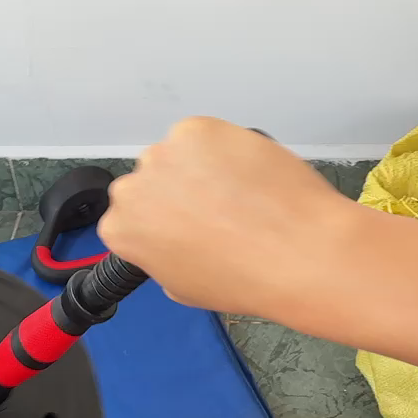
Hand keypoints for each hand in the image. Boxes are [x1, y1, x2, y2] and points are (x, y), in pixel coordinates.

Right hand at [99, 116, 360, 316]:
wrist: (296, 252)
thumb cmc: (245, 277)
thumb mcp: (183, 288)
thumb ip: (160, 256)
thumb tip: (172, 240)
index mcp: (121, 229)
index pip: (127, 218)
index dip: (159, 223)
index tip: (179, 228)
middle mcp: (132, 188)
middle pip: (148, 181)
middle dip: (174, 192)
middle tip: (211, 211)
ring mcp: (164, 154)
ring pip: (176, 155)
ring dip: (197, 167)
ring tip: (235, 193)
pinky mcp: (198, 129)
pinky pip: (203, 135)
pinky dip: (221, 148)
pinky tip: (245, 174)